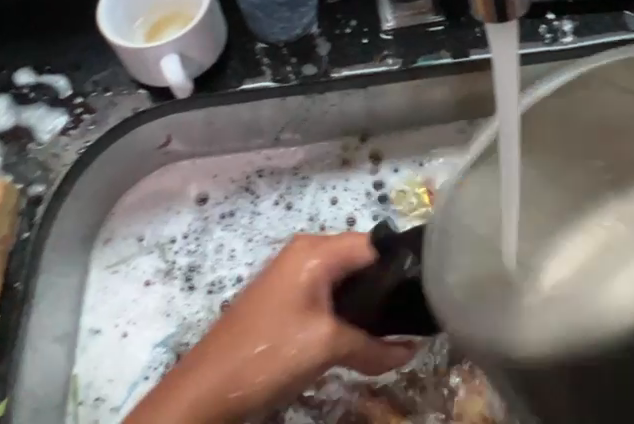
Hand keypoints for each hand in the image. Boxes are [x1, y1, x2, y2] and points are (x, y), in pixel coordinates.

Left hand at [125, 233, 417, 423]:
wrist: (207, 389)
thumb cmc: (270, 353)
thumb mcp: (328, 348)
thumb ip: (374, 346)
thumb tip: (412, 352)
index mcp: (316, 249)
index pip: (374, 245)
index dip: (400, 268)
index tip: (426, 293)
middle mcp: (306, 253)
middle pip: (360, 262)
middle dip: (385, 290)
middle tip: (414, 318)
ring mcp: (294, 277)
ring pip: (346, 284)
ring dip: (367, 307)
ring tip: (395, 331)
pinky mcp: (287, 302)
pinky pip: (329, 298)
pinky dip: (347, 316)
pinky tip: (363, 340)